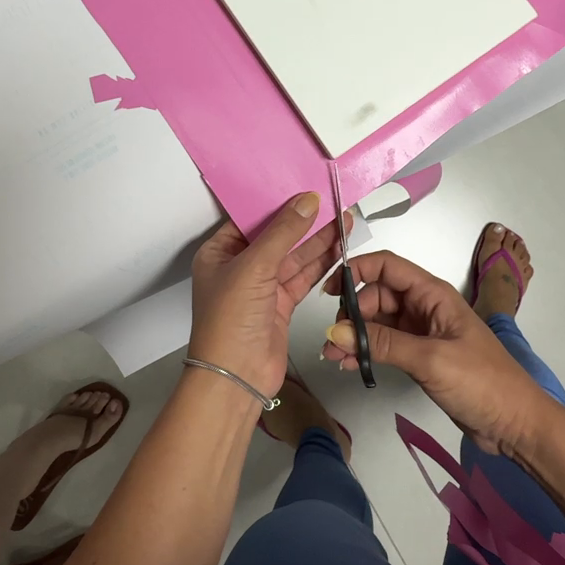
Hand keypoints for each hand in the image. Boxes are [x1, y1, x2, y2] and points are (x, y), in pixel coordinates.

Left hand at [187, 192, 340, 396]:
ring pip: (293, 256)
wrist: (236, 379)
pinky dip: (321, 263)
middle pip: (276, 236)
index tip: (304, 185)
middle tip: (333, 201)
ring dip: (318, 240)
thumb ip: (284, 232)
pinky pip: (302, 276)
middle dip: (304, 220)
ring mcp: (260, 287)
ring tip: (345, 219)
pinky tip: (339, 247)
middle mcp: (238, 266)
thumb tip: (308, 200)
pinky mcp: (279, 305)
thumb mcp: (254, 267)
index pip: (250, 218)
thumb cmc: (231, 320)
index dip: (277, 203)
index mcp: (219, 252)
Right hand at [323, 251, 554, 454]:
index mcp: (432, 293)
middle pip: (377, 295)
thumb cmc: (482, 382)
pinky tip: (348, 365)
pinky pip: (385, 345)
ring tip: (332, 357)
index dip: (356, 270)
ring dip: (354, 335)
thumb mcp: (430, 359)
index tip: (329, 291)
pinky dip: (366, 352)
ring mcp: (421, 331)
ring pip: (378, 322)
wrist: (516, 424)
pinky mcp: (420, 356)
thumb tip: (335, 332)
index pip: (386, 266)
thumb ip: (383, 344)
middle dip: (352, 312)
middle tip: (332, 339)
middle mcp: (424, 306)